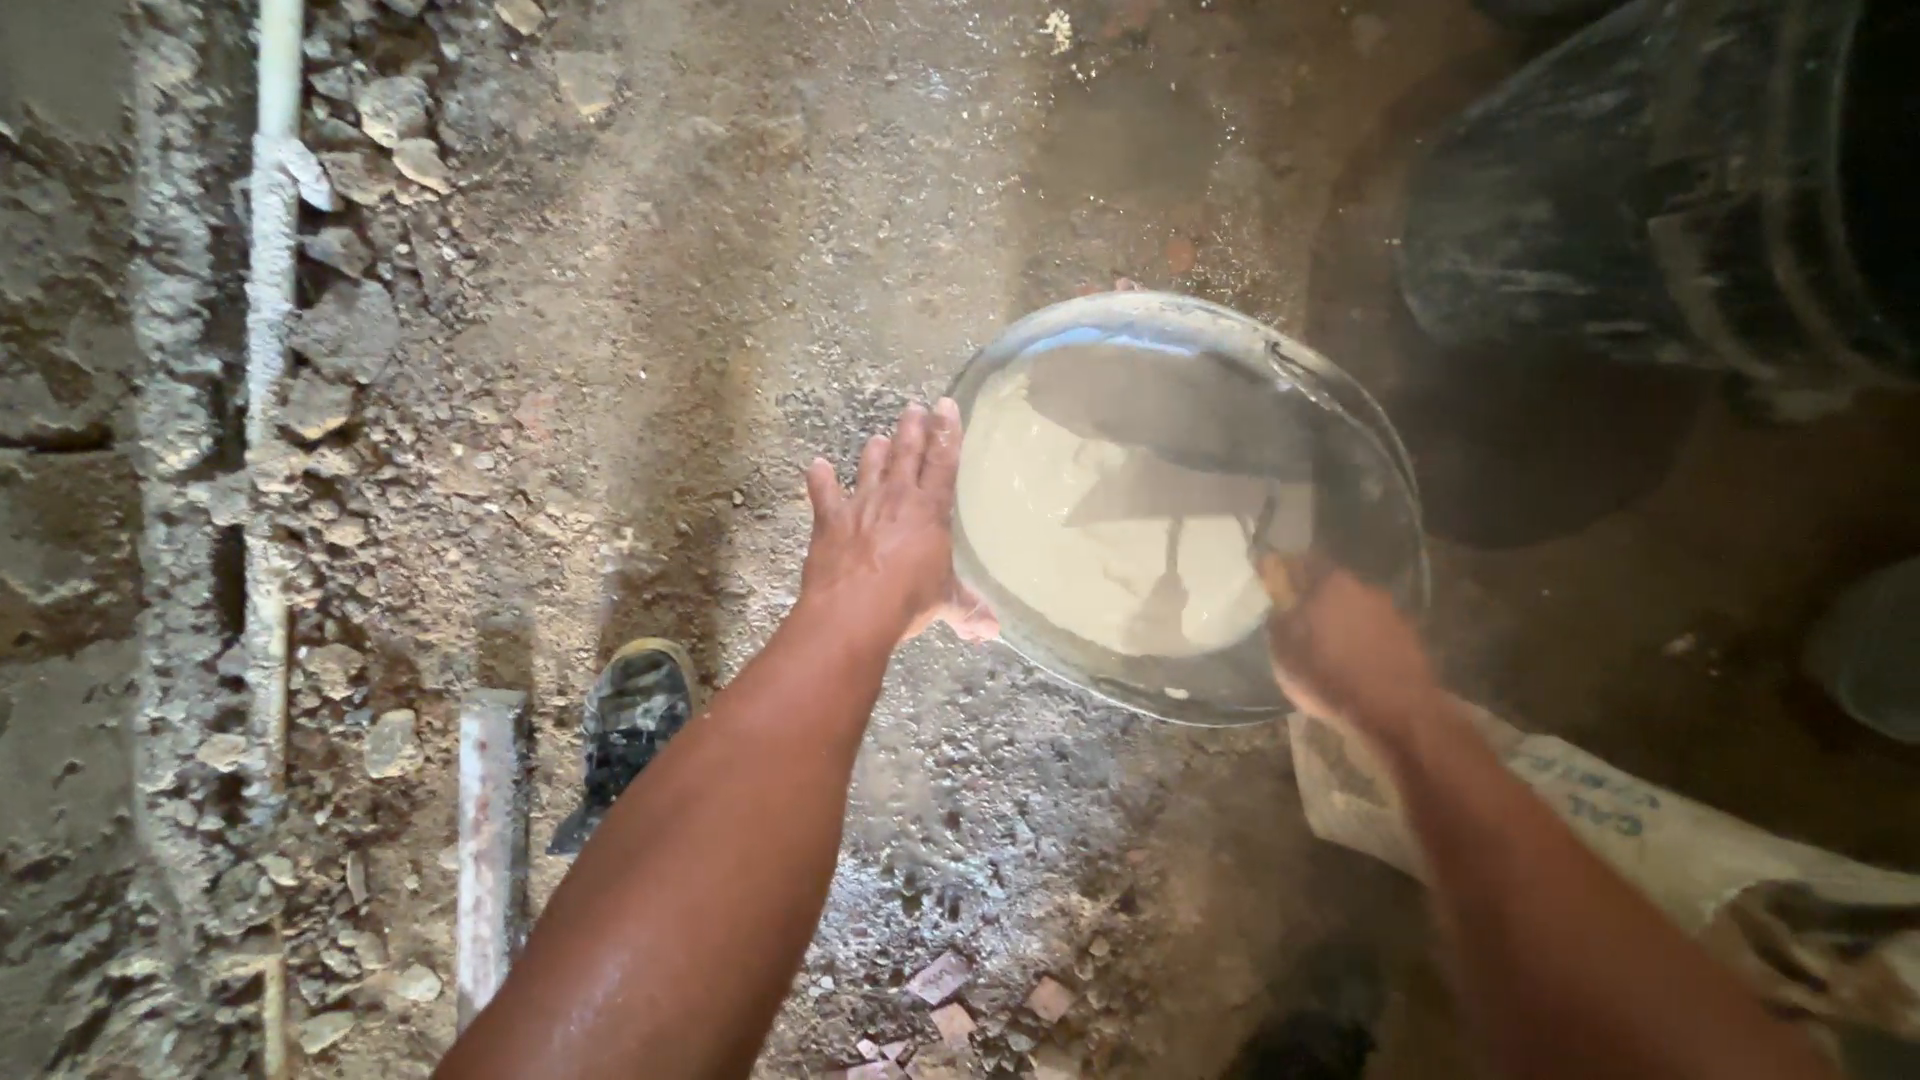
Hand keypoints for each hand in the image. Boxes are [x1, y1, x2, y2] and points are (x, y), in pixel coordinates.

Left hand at [800, 398, 998, 643]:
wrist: (854, 609)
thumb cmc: (908, 600)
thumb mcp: (944, 604)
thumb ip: (968, 610)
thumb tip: (992, 631)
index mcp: (929, 510)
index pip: (943, 462)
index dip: (947, 432)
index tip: (947, 406)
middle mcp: (896, 497)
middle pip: (906, 453)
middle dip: (912, 428)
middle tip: (913, 408)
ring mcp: (860, 504)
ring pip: (869, 466)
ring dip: (874, 450)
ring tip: (876, 437)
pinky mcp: (829, 520)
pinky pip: (823, 492)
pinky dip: (819, 478)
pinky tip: (816, 466)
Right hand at [1262, 555, 1437, 732]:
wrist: (1395, 713)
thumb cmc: (1328, 676)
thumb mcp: (1283, 652)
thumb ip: (1277, 621)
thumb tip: (1278, 607)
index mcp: (1330, 583)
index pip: (1301, 561)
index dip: (1284, 570)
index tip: (1273, 583)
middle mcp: (1364, 588)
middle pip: (1331, 584)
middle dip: (1313, 596)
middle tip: (1297, 617)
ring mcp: (1391, 612)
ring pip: (1355, 607)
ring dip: (1339, 618)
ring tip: (1326, 644)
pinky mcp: (1409, 638)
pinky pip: (1374, 629)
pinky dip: (1361, 638)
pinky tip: (1353, 660)